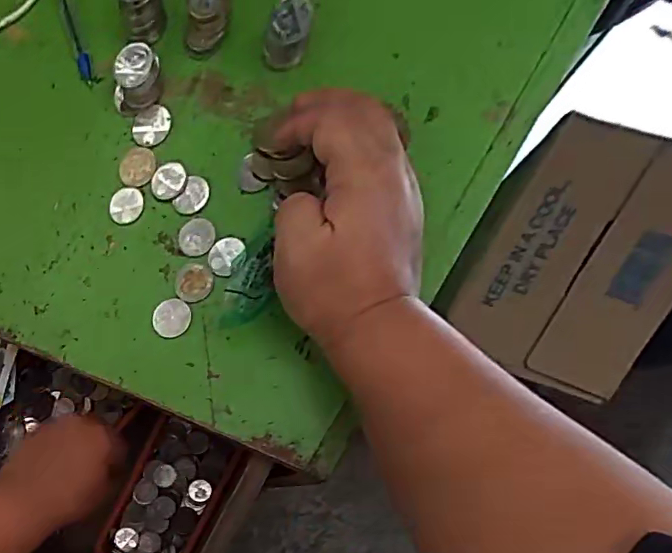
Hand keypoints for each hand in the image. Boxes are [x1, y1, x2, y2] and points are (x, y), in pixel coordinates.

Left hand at [0, 414, 123, 531]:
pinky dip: (56, 447)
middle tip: (94, 468)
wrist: (23, 500)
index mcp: (103, 436)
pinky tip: (53, 466)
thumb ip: (111, 475)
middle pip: (96, 431)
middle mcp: (80, 423)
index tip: (114, 470)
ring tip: (71, 468)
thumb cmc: (66, 500)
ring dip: (76, 444)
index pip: (120, 444)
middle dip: (97, 447)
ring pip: (74, 431)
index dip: (118, 460)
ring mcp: (55, 424)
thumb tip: (109, 470)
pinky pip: (54, 437)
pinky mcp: (35, 431)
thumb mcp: (102, 493)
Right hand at [271, 89, 424, 353]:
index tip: (267, 147)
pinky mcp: (403, 207)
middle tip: (288, 120)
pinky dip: (356, 145)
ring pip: (379, 127)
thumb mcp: (294, 246)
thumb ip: (293, 202)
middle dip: (322, 107)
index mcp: (364, 171)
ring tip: (310, 134)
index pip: (332, 119)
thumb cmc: (332, 291)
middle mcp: (392, 168)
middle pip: (362, 110)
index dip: (295, 124)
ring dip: (342, 121)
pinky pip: (383, 154)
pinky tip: (335, 166)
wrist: (376, 326)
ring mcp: (404, 187)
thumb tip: (304, 193)